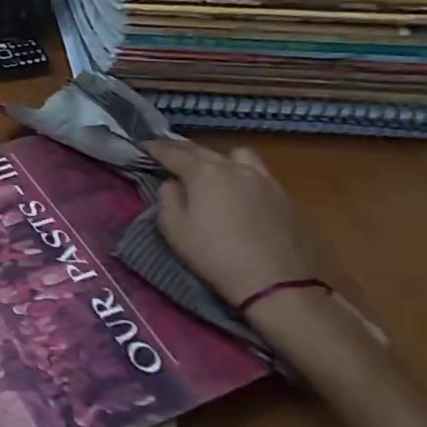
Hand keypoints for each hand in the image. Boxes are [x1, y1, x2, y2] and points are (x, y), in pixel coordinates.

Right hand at [141, 138, 321, 305]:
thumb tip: (173, 183)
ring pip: (237, 155)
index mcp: (204, 173)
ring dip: (218, 156)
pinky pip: (257, 172)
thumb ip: (168, 197)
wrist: (276, 280)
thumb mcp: (174, 227)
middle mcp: (235, 168)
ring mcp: (264, 179)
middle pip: (203, 150)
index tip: (142, 146)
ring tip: (210, 168)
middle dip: (182, 149)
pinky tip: (237, 189)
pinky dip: (240, 172)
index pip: (173, 153)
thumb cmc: (214, 253)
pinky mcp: (284, 195)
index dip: (154, 148)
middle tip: (167, 153)